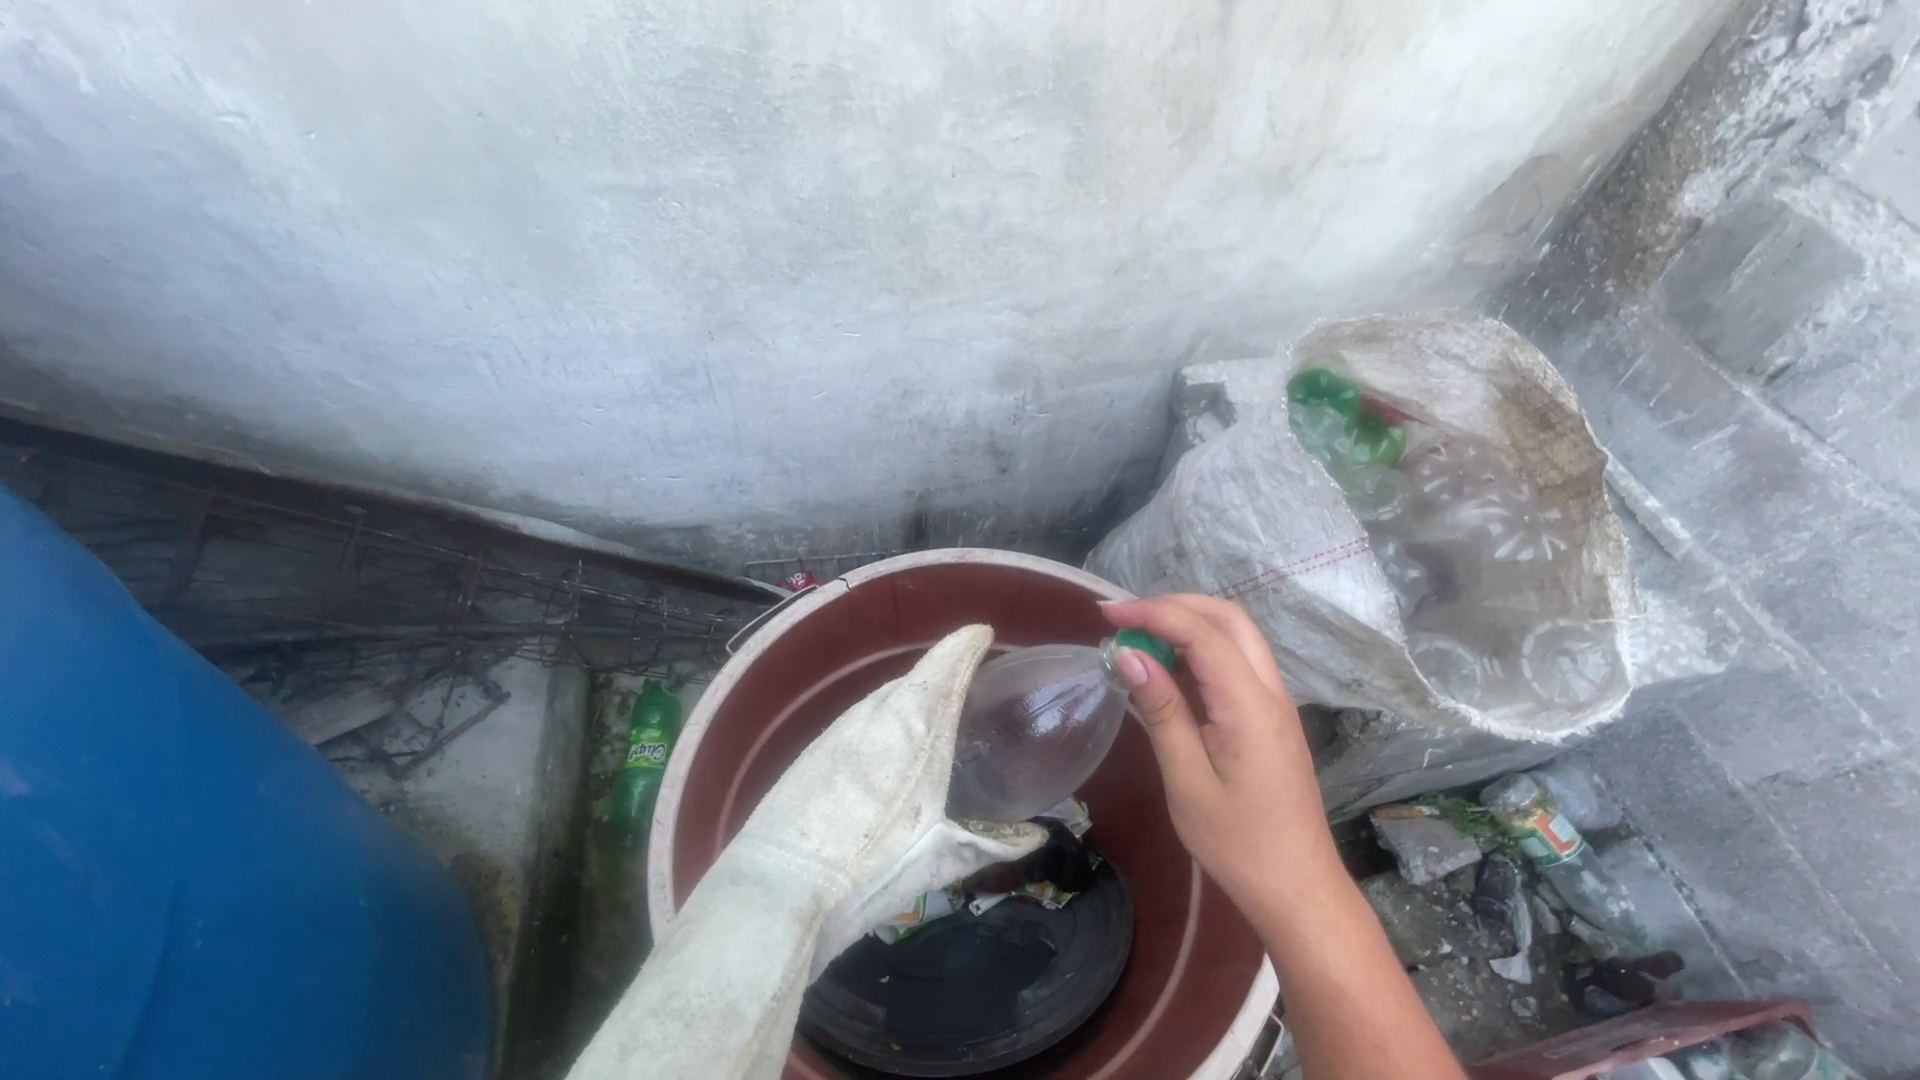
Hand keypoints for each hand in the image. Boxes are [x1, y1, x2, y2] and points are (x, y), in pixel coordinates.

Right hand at [1100, 595, 1339, 912]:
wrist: (1297, 887)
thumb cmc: (1237, 843)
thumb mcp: (1187, 781)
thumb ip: (1161, 711)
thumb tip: (1129, 656)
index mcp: (1250, 706)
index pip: (1202, 633)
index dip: (1152, 613)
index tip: (1107, 614)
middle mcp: (1270, 691)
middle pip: (1227, 618)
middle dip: (1173, 605)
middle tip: (1123, 618)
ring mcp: (1276, 702)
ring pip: (1236, 635)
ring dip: (1188, 622)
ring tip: (1138, 637)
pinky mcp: (1271, 715)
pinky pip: (1238, 660)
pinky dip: (1201, 647)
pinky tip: (1168, 666)